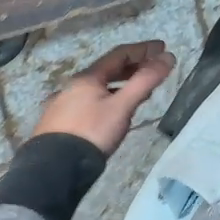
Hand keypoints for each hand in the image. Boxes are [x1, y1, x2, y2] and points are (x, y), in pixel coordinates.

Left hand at [32, 40, 175, 154]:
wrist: (51, 172)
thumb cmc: (91, 132)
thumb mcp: (123, 105)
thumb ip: (146, 80)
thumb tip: (169, 56)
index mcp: (86, 78)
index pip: (119, 54)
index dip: (143, 49)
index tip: (163, 48)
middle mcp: (71, 87)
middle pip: (107, 70)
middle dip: (133, 67)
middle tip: (153, 70)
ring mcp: (61, 106)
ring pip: (98, 88)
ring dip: (121, 85)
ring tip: (138, 93)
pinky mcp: (57, 125)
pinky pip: (88, 102)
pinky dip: (107, 99)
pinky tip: (113, 112)